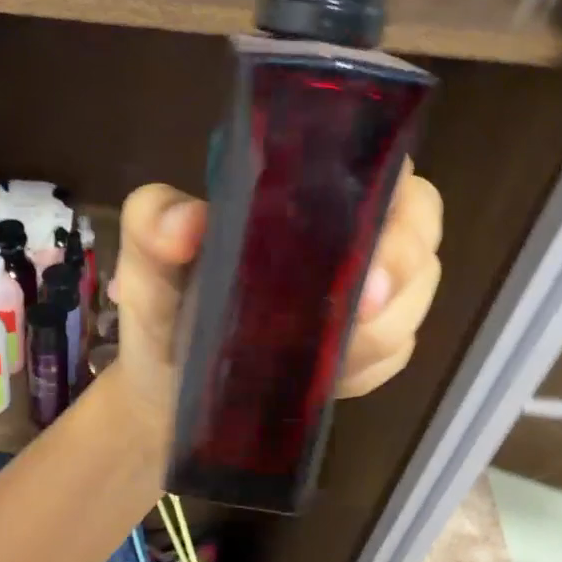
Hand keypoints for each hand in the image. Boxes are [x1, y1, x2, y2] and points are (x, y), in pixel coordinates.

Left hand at [106, 159, 442, 438]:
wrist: (167, 391)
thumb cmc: (163, 309)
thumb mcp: (144, 263)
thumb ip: (152, 225)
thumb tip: (187, 224)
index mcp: (302, 196)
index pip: (378, 170)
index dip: (392, 193)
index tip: (369, 234)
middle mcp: (346, 238)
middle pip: (417, 232)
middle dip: (400, 268)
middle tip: (362, 304)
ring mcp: (365, 298)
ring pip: (415, 299)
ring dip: (381, 327)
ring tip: (323, 347)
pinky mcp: (368, 352)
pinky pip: (396, 354)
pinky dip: (369, 366)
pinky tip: (328, 374)